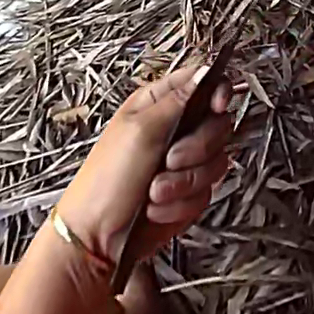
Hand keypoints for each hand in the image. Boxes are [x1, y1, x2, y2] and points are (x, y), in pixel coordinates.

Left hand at [55, 63, 232, 267]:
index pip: (203, 82)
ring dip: (185, 181)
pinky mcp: (188, 191)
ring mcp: (184, 161)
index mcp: (159, 103)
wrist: (95, 240)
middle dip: (196, 148)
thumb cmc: (105, 181)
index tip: (218, 105)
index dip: (217, 91)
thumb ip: (178, 100)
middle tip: (170, 159)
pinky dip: (182, 202)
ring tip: (155, 190)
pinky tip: (158, 207)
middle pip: (217, 123)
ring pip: (215, 161)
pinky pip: (206, 191)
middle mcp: (175, 128)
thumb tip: (205, 72)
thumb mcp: (141, 131)